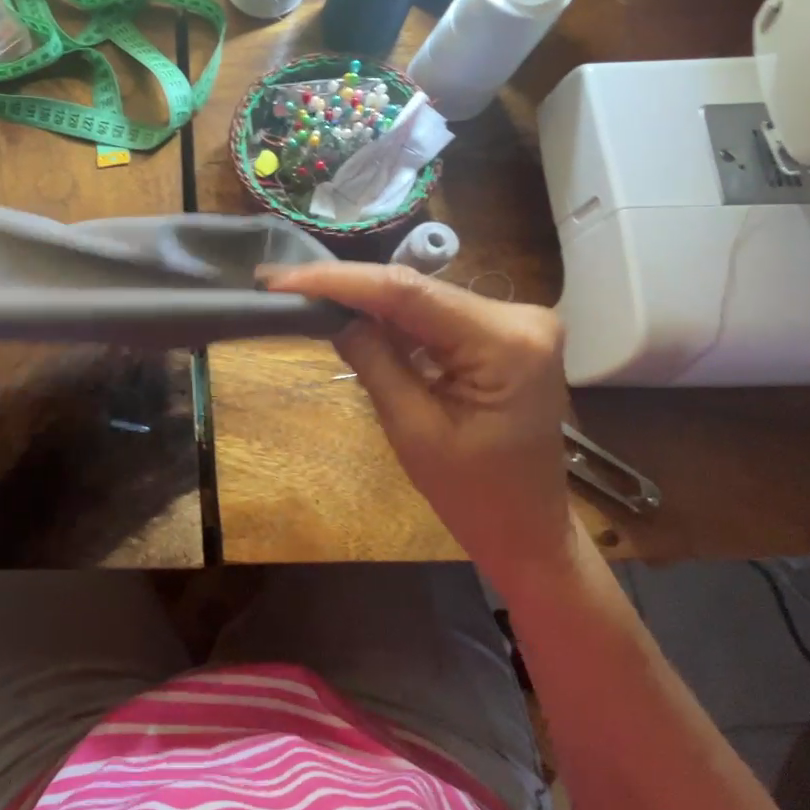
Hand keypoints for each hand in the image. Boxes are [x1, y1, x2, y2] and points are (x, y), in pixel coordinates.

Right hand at [261, 261, 575, 581]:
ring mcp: (513, 323)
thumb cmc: (475, 494)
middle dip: (347, 288)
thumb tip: (330, 314)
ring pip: (421, 299)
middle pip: (415, 290)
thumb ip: (374, 361)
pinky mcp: (501, 334)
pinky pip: (434, 316)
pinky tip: (350, 317)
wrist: (528, 529)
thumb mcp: (413, 430)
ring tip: (304, 297)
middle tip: (281, 285)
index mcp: (507, 342)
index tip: (282, 280)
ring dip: (364, 302)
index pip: (409, 293)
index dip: (340, 281)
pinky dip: (391, 320)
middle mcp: (520, 317)